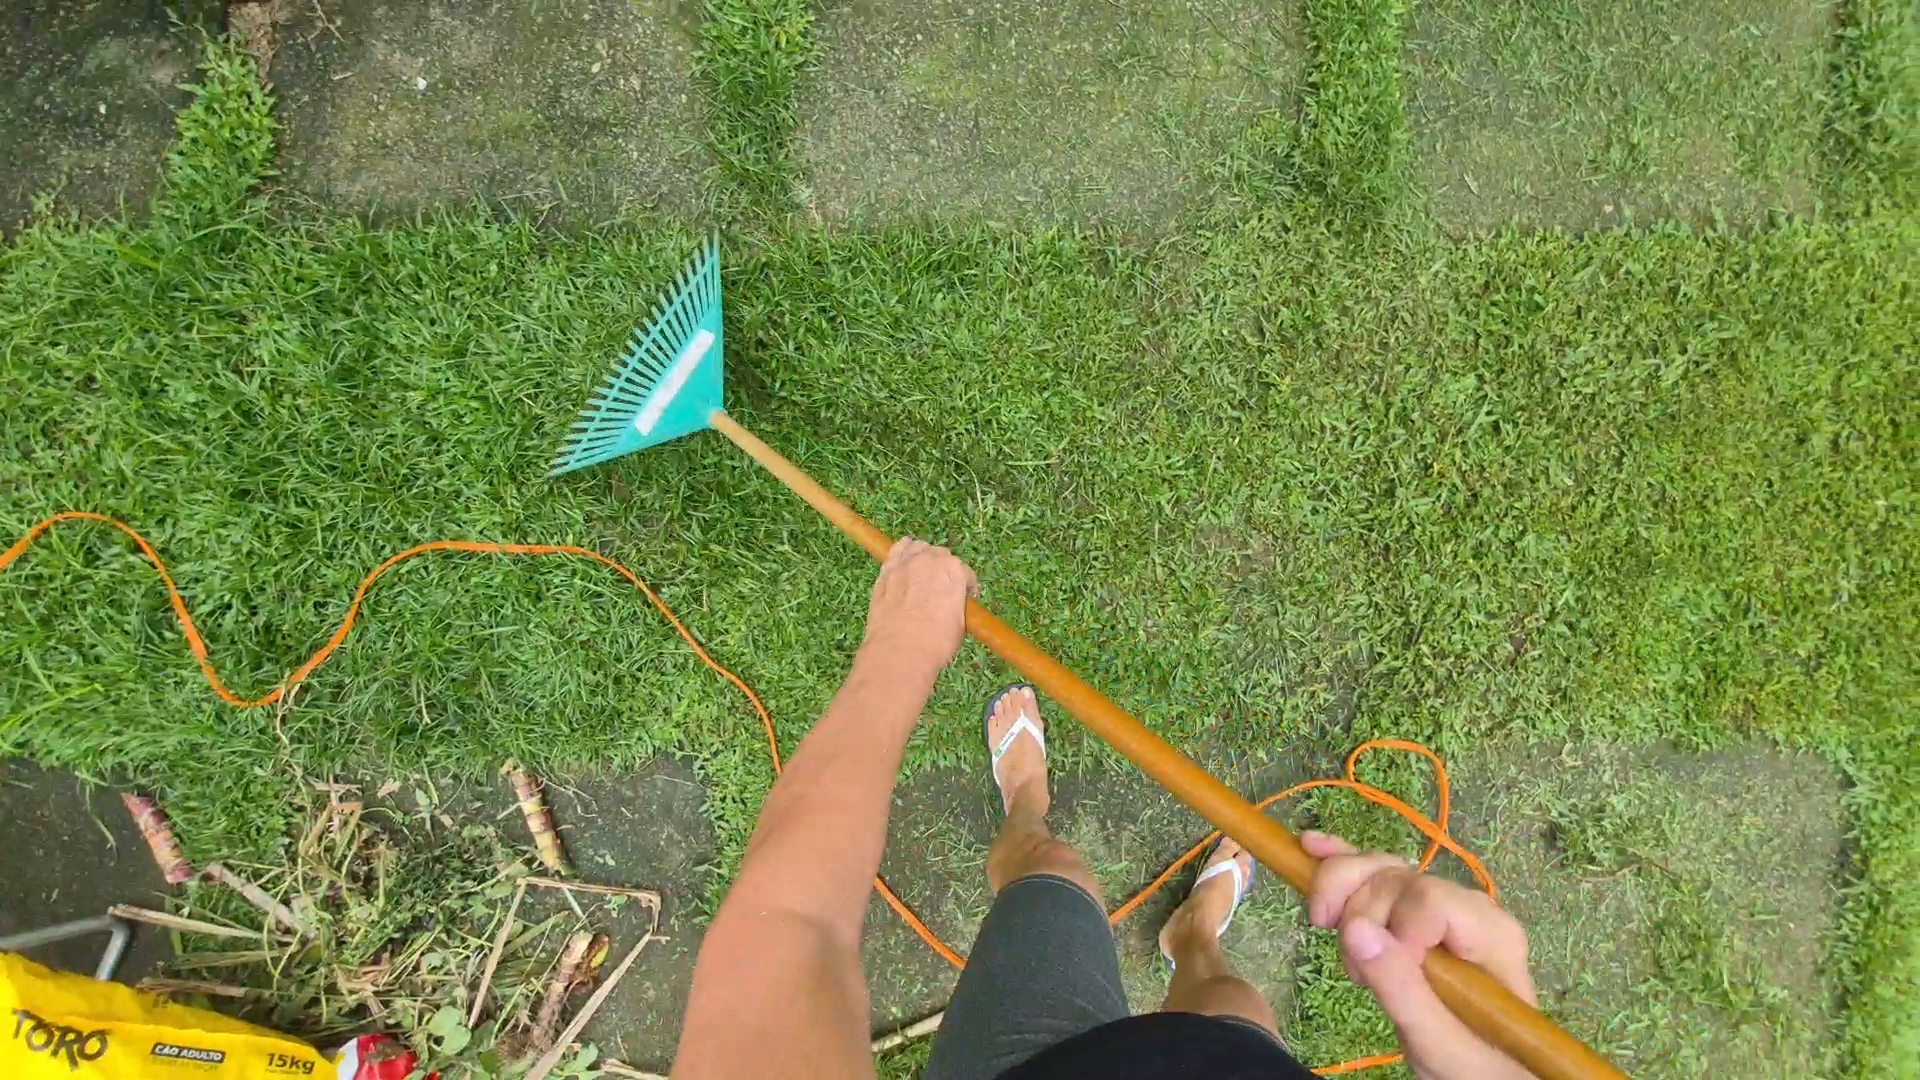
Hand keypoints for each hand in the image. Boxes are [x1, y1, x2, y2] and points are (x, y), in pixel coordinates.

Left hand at [861, 537, 976, 679]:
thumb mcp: (960, 624)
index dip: (966, 587)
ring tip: (923, 575)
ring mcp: (906, 563)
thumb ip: (957, 604)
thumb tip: (952, 605)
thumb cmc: (936, 642)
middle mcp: (931, 559)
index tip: (965, 599)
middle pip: (942, 557)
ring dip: (924, 558)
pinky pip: (897, 551)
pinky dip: (903, 553)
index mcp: (954, 571)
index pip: (965, 573)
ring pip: (919, 548)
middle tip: (942, 591)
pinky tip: (904, 562)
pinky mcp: (886, 571)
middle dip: (945, 572)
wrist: (899, 651)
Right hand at [1303, 830, 1537, 1079]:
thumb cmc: (1475, 1065)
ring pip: (1374, 867)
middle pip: (1393, 878)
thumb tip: (1354, 927)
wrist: (1482, 1072)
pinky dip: (1338, 858)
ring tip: (1328, 932)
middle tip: (1352, 972)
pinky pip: (1371, 867)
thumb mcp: (1442, 1044)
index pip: (1429, 897)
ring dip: (1339, 893)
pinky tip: (1309, 846)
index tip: (1384, 975)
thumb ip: (1402, 988)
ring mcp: (1437, 899)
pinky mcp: (1409, 902)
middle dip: (1357, 915)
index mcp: (1490, 933)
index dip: (1395, 926)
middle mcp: (1467, 904)